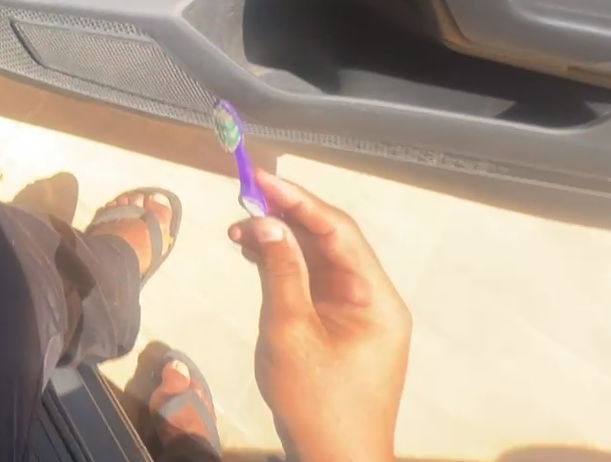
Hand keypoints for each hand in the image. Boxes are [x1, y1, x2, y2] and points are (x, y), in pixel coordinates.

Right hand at [230, 171, 410, 461]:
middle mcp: (369, 297)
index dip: (298, 198)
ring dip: (277, 235)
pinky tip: (250, 250)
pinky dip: (278, 258)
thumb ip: (280, 270)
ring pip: (315, 253)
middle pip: (328, 238)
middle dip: (285, 213)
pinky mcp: (333, 319)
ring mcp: (352, 309)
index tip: (257, 176)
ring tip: (236, 229)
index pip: (338, 231)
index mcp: (374, 299)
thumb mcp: (291, 328)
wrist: (332, 455)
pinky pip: (307, 274)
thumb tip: (266, 220)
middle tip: (241, 195)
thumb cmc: (316, 394)